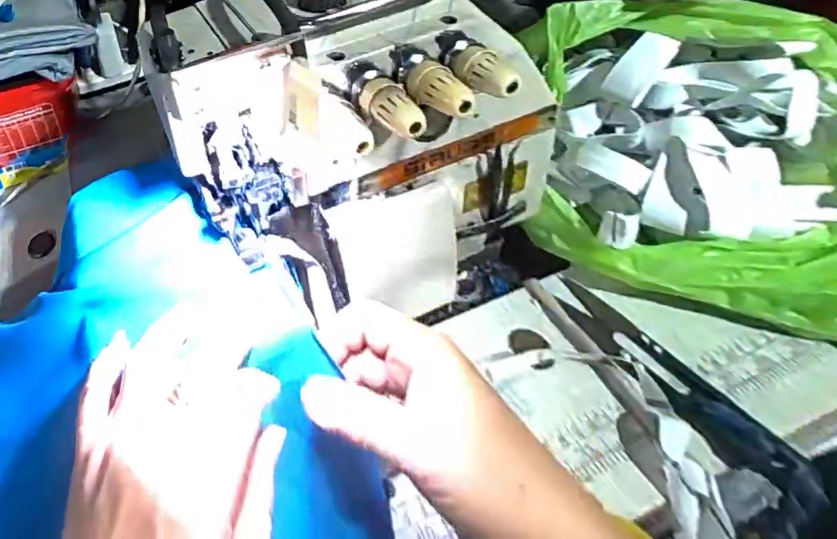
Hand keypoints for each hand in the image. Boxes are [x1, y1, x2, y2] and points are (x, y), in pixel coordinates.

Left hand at [67, 305, 286, 537]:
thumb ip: (259, 489)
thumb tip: (275, 430)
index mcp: (204, 472)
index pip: (239, 398)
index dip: (258, 383)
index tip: (268, 385)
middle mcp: (160, 445)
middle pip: (199, 371)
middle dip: (227, 342)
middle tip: (244, 329)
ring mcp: (115, 445)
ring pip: (145, 367)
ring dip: (169, 333)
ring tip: (189, 315)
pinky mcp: (83, 457)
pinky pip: (92, 397)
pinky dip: (104, 365)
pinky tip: (120, 341)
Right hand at [300, 302, 626, 538]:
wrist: (534, 520)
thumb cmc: (478, 469)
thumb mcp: (411, 442)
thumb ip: (356, 414)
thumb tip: (304, 391)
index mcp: (423, 349)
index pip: (364, 318)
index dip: (332, 338)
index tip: (304, 378)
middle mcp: (422, 363)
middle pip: (365, 350)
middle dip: (333, 374)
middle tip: (302, 413)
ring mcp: (426, 396)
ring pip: (372, 385)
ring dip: (346, 403)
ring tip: (316, 434)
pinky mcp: (427, 428)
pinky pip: (384, 414)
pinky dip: (363, 425)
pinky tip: (346, 451)